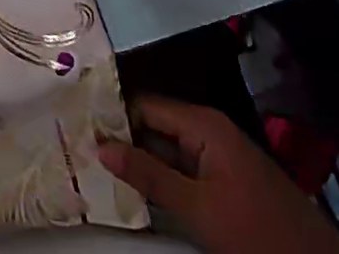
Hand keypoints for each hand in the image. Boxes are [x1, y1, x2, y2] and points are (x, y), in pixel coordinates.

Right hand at [98, 96, 338, 253]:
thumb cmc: (258, 232)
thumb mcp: (197, 207)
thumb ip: (148, 175)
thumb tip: (103, 147)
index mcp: (203, 124)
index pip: (145, 105)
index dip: (114, 114)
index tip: (80, 124)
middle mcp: (208, 129)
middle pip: (154, 124)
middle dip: (122, 137)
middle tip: (82, 146)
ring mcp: (216, 154)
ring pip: (165, 148)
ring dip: (137, 159)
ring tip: (97, 164)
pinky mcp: (221, 177)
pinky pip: (180, 167)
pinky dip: (158, 176)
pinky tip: (133, 187)